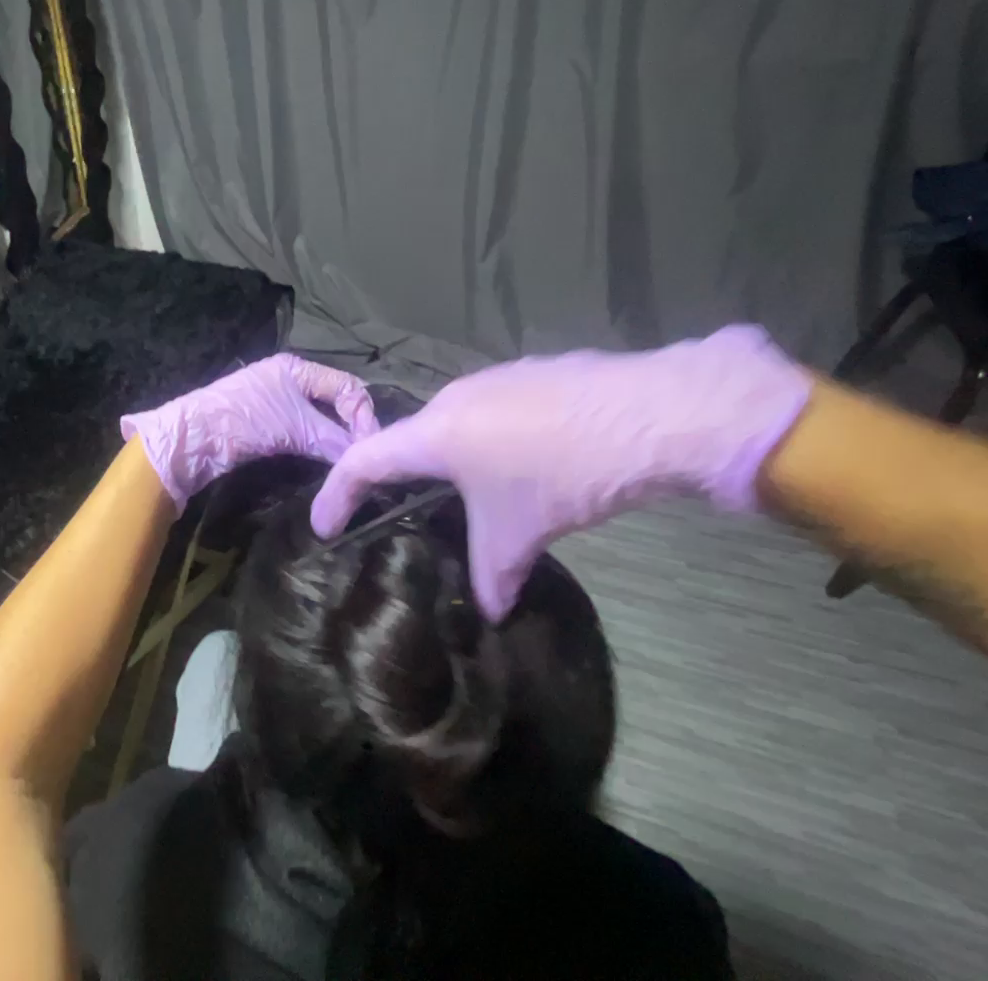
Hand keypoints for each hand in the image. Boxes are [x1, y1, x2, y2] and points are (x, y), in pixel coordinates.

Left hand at [125, 353, 380, 512]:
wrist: (190, 440)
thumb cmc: (244, 421)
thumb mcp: (295, 428)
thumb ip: (333, 440)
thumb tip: (365, 459)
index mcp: (298, 368)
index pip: (348, 387)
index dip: (362, 416)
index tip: (369, 448)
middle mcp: (289, 379)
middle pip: (334, 403)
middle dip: (350, 428)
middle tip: (364, 460)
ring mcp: (275, 403)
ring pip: (318, 421)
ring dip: (333, 441)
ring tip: (348, 465)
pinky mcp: (264, 427)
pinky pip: (301, 434)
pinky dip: (314, 447)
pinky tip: (324, 464)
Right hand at [311, 325, 812, 619]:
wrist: (663, 411)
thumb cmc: (566, 473)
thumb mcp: (520, 533)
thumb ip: (490, 574)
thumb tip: (490, 614)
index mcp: (433, 434)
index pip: (361, 462)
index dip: (335, 496)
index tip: (324, 527)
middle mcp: (453, 397)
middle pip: (409, 441)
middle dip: (401, 479)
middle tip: (409, 514)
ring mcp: (498, 378)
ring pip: (455, 423)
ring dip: (454, 459)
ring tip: (484, 494)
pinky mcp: (539, 372)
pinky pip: (496, 410)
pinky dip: (494, 439)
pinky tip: (534, 461)